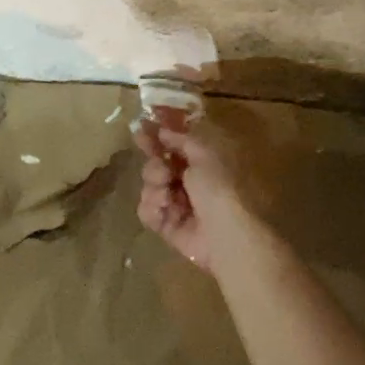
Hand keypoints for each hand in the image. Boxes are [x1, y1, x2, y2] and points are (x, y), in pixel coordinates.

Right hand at [135, 121, 235, 268]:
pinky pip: (146, 211)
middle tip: (164, 173)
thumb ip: (182, 139)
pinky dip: (153, 209)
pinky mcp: (165, 225)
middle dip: (155, 168)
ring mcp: (175, 205)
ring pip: (148, 188)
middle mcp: (187, 183)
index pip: (172, 147)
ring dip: (154, 189)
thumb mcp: (205, 154)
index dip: (156, 138)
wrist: (225, 234)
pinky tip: (164, 211)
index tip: (140, 130)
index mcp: (201, 164)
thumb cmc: (220, 189)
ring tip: (167, 197)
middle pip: (155, 167)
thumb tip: (163, 130)